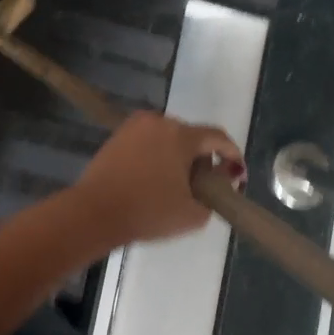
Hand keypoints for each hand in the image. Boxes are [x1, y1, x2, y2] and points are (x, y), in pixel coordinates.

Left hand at [73, 111, 244, 246]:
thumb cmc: (149, 211)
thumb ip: (215, 195)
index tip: (237, 174)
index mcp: (180, 135)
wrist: (96, 210)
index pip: (216, 136)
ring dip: (178, 155)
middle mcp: (158, 121)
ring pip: (168, 137)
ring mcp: (135, 125)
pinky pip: (149, 140)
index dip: (232, 154)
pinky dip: (158, 154)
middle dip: (202, 157)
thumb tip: (221, 180)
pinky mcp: (118, 134)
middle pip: (191, 135)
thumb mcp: (194, 213)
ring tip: (178, 184)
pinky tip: (155, 178)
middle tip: (205, 185)